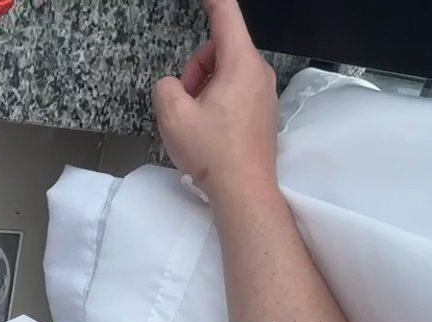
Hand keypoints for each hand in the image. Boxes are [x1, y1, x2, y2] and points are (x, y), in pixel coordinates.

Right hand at [152, 0, 278, 199]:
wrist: (244, 192)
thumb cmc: (212, 154)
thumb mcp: (173, 117)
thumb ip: (165, 89)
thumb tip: (171, 87)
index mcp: (240, 63)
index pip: (227, 15)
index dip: (213, 1)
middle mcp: (259, 72)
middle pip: (222, 51)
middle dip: (197, 69)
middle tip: (183, 102)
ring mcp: (265, 95)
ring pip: (229, 75)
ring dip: (207, 90)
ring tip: (196, 123)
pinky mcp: (265, 115)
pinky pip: (238, 95)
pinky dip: (220, 105)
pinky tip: (210, 134)